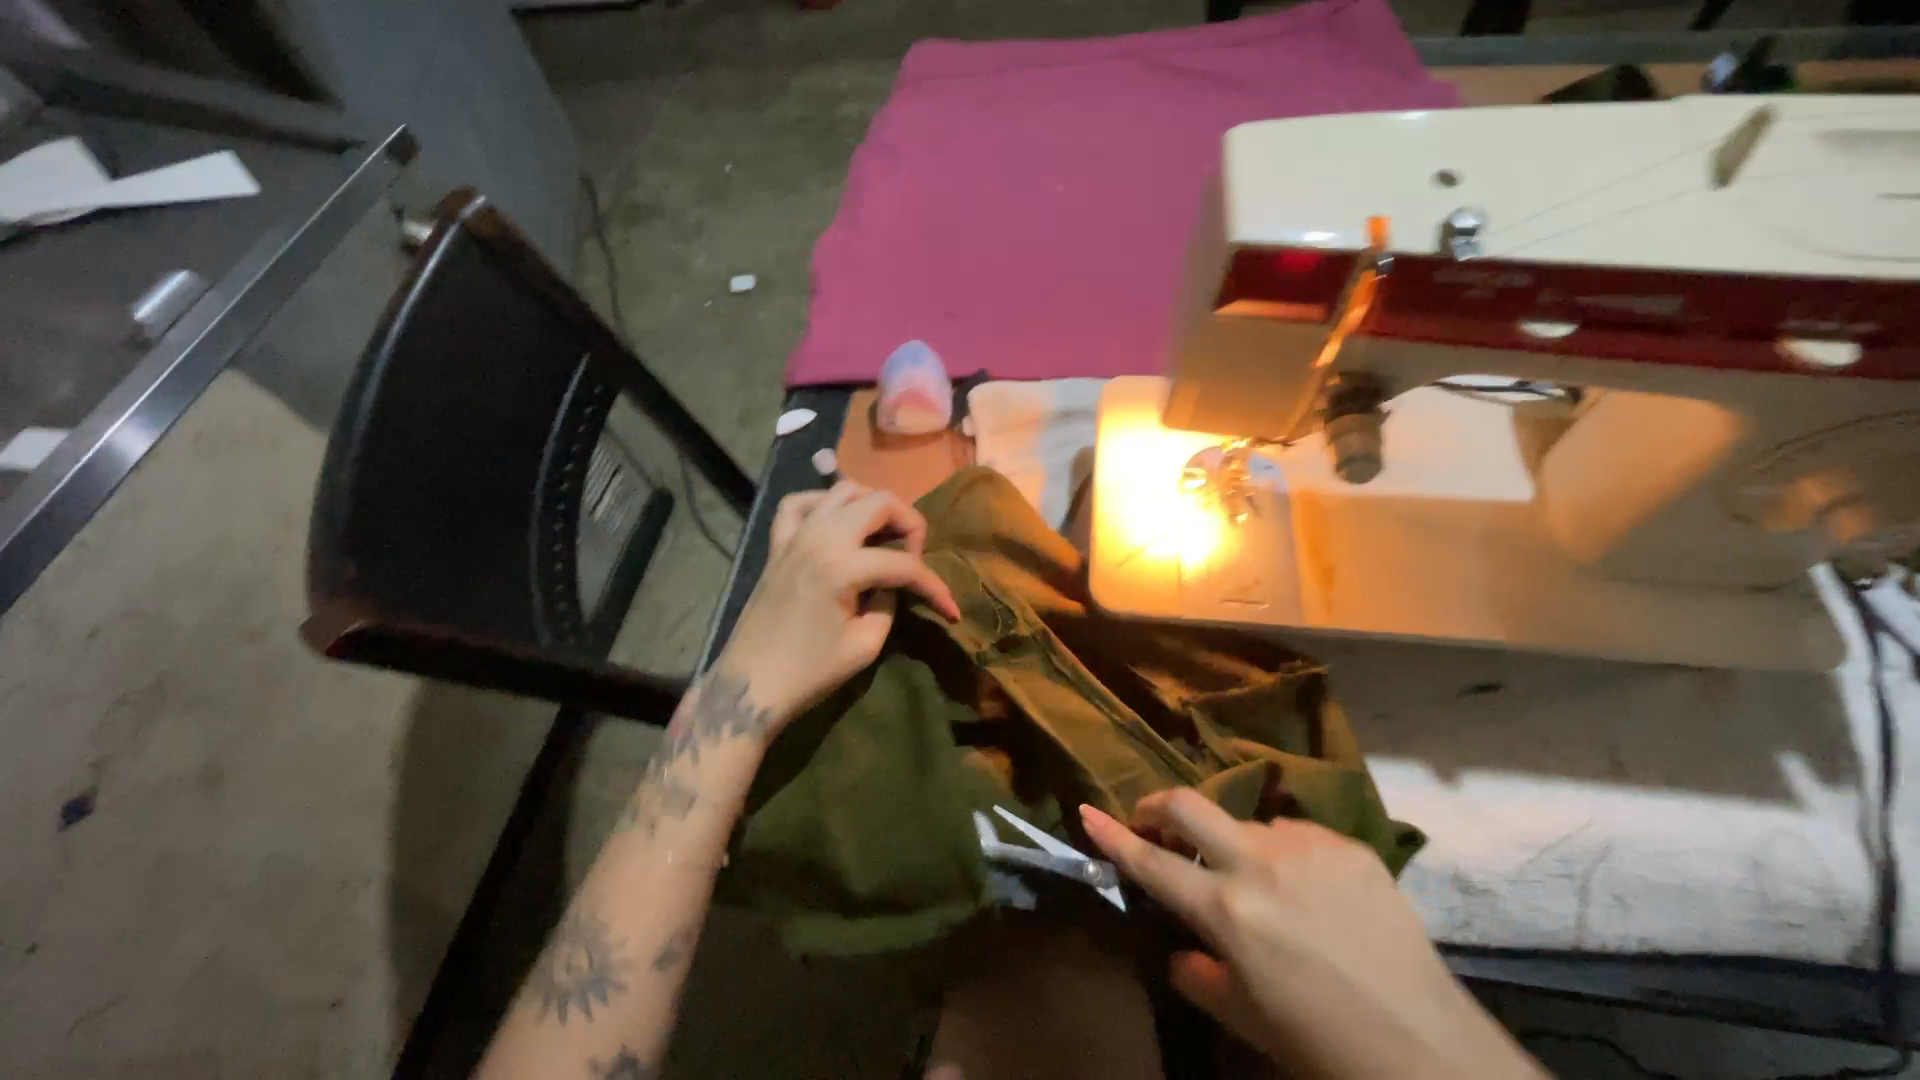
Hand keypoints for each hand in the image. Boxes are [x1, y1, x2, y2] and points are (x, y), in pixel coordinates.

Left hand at [717, 481, 960, 727]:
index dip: (934, 585)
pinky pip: (799, 503)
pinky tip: (836, 523)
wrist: (750, 684)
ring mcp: (795, 536)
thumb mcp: (865, 646)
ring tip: (884, 534)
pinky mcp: (777, 544)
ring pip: (842, 490)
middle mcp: (820, 538)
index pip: (904, 563)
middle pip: (880, 502)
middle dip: (910, 523)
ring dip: (872, 505)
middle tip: (916, 553)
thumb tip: (894, 585)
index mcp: (843, 567)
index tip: (949, 607)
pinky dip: (823, 503)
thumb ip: (888, 605)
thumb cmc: (810, 672)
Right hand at [1080, 793, 1546, 1079]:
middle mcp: (1259, 865)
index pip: (1151, 863)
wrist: (1427, 1050)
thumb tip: (1179, 950)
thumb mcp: (1245, 1017)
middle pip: (1187, 804)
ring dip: (1231, 842)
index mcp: (1226, 912)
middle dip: (1156, 805)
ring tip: (1253, 881)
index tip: (1086, 810)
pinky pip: (1295, 833)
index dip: (1111, 835)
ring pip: (1246, 822)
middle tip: (1152, 823)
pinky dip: (1282, 852)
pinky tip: (1304, 889)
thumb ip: (1198, 974)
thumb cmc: (1321, 1044)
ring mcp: (1308, 848)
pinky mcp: (1349, 846)